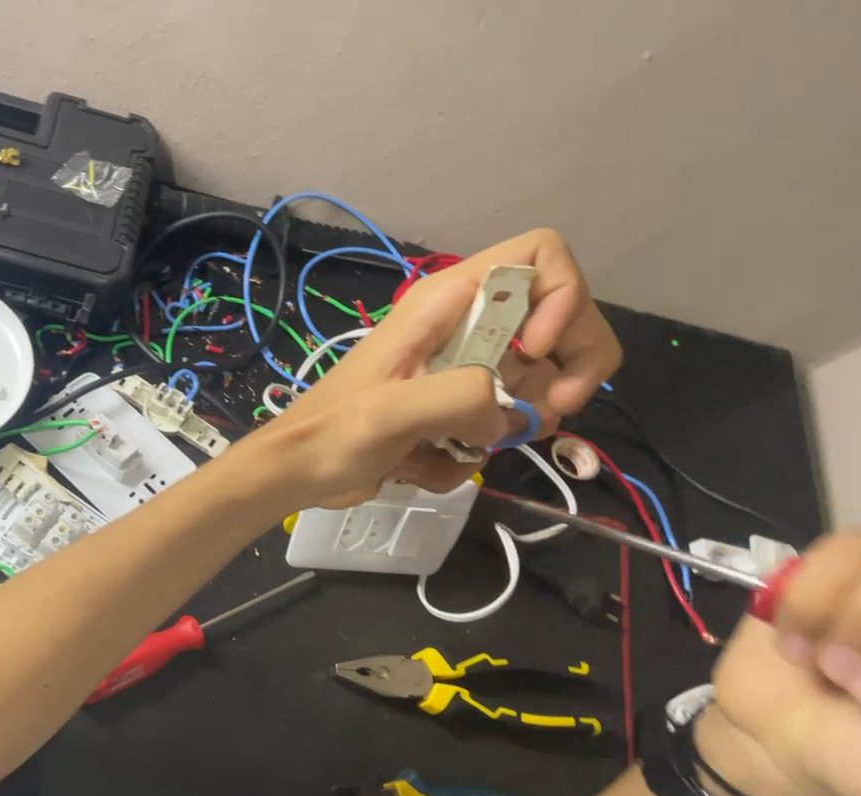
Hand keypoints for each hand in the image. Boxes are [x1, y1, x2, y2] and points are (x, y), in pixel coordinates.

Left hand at [251, 229, 621, 508]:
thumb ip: (463, 398)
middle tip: (550, 416)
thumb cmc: (332, 434)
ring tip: (464, 451)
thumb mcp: (392, 412)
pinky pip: (491, 427)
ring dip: (508, 428)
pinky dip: (467, 455)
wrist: (295, 473)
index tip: (538, 354)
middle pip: (557, 325)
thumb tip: (508, 416)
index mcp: (446, 304)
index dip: (562, 299)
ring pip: (529, 386)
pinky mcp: (448, 412)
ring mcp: (457, 372)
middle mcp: (461, 328)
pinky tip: (423, 466)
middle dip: (565, 373)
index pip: (541, 257)